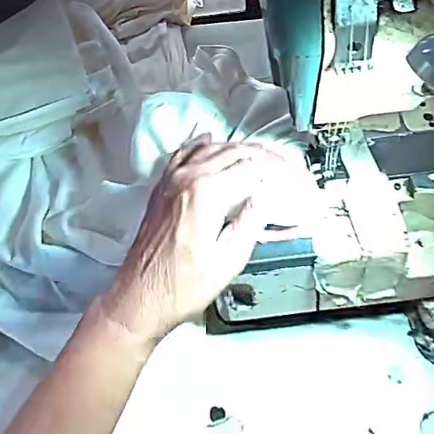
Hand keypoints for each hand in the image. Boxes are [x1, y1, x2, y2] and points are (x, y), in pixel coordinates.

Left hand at [91, 137, 318, 343]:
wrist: (141, 295)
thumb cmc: (181, 286)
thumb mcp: (228, 261)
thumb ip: (250, 222)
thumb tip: (266, 197)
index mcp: (206, 194)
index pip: (252, 167)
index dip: (276, 169)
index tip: (292, 175)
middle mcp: (187, 178)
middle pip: (234, 152)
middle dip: (262, 156)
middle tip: (283, 164)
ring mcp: (172, 180)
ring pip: (211, 148)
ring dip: (238, 148)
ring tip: (260, 155)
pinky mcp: (163, 186)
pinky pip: (184, 153)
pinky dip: (201, 144)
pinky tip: (211, 138)